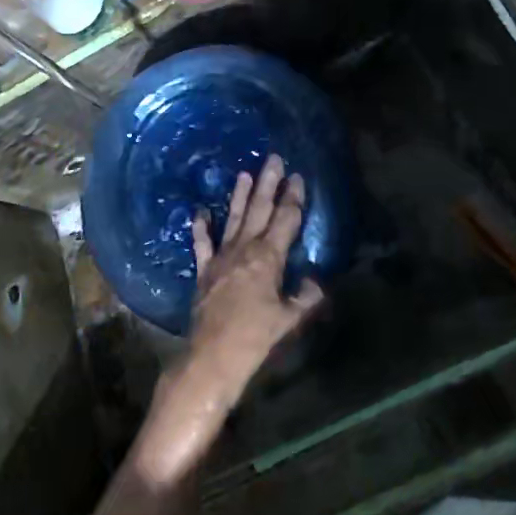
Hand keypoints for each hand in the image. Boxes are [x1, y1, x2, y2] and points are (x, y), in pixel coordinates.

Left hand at [131, 155, 323, 485]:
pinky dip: (200, 226)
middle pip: (260, 209)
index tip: (298, 177)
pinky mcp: (204, 270)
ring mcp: (221, 257)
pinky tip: (200, 211)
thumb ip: (305, 298)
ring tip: (246, 172)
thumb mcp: (289, 320)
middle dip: (269, 183)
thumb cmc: (256, 338)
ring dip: (241, 195)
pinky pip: (202, 243)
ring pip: (234, 218)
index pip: (286, 220)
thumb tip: (316, 283)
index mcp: (269, 258)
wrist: (213, 356)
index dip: (294, 197)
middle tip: (274, 158)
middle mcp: (245, 249)